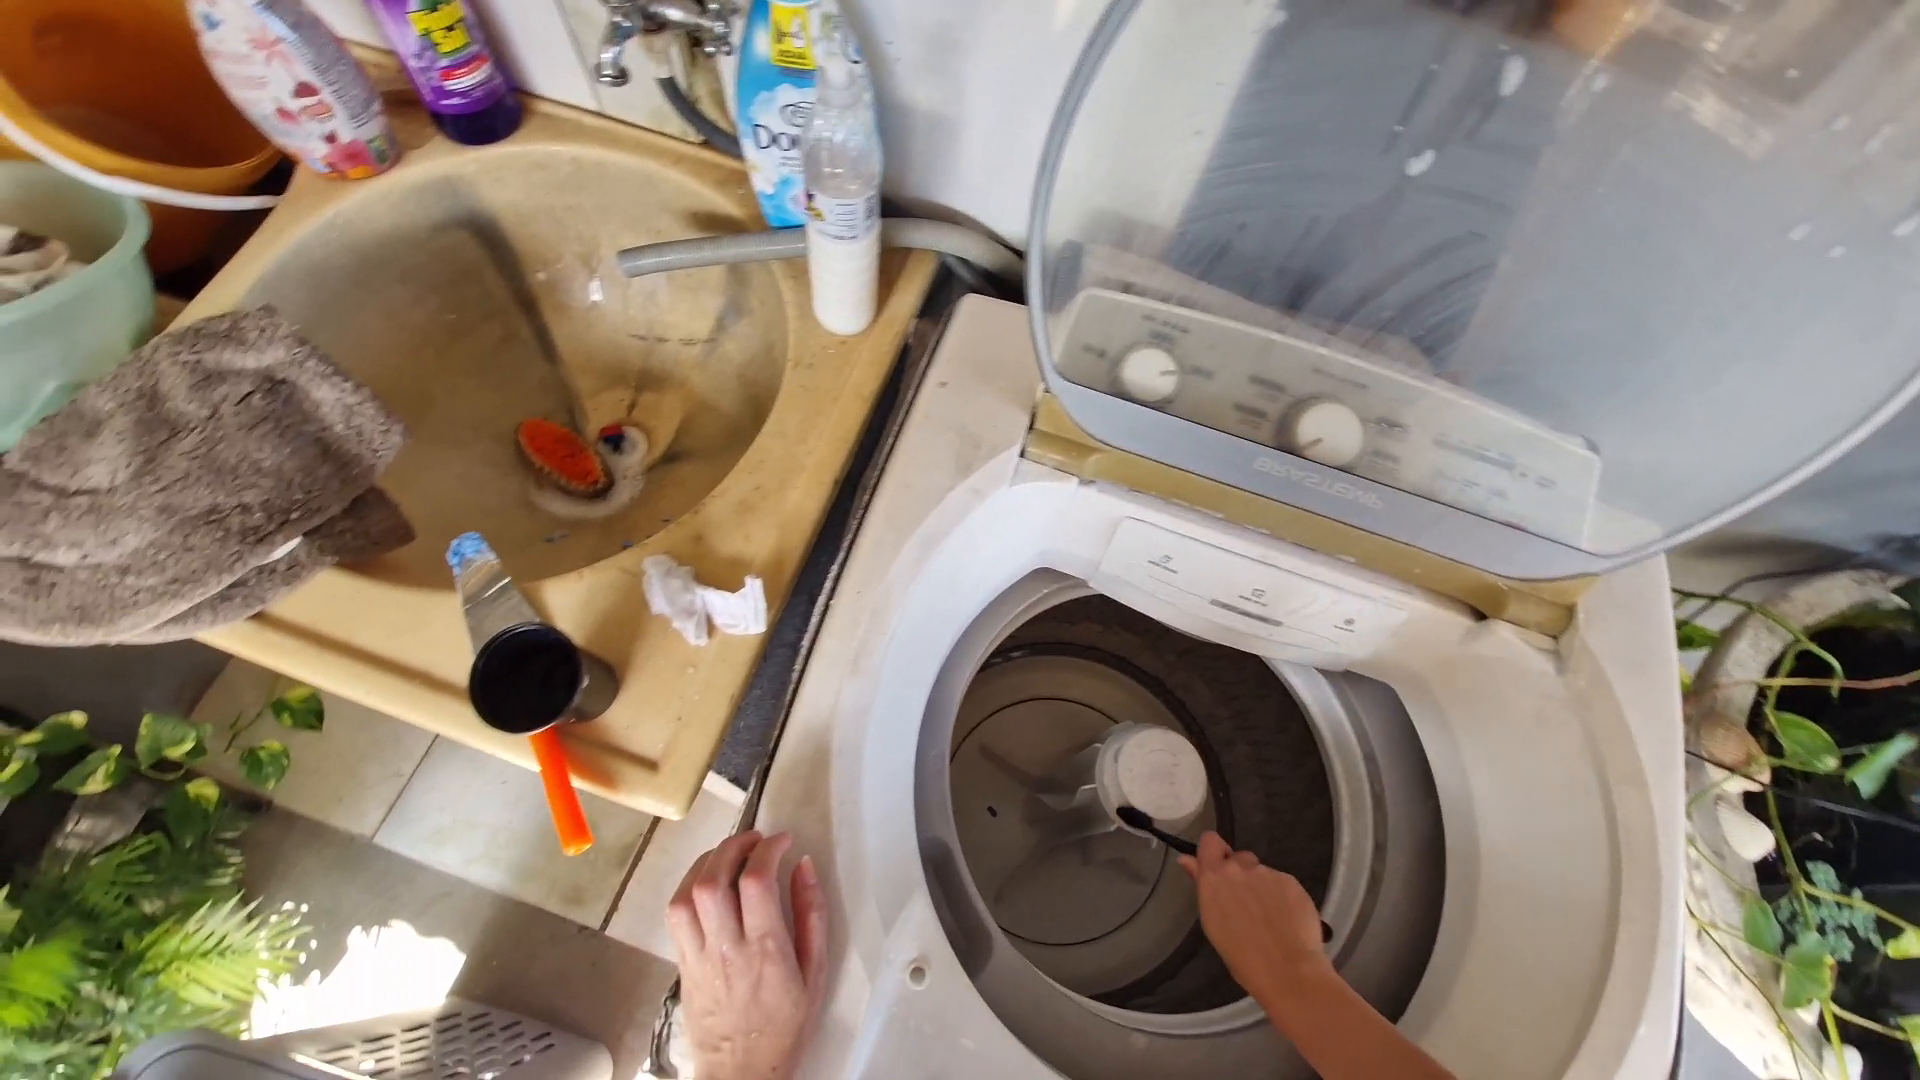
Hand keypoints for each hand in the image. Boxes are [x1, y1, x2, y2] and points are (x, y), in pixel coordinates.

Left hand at [667, 831, 827, 1079]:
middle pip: (715, 879)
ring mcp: (699, 955)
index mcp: (766, 950)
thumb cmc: (786, 1024)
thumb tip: (804, 866)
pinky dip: (690, 884)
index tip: (784, 840)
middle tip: (755, 839)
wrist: (741, 1074)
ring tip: (730, 852)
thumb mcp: (816, 971)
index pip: (757, 881)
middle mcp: (728, 948)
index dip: (769, 848)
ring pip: (688, 892)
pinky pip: (675, 912)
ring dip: (709, 860)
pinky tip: (708, 878)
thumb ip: (812, 914)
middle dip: (735, 845)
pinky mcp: (682, 962)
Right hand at [1179, 830, 1329, 1004]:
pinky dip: (1283, 897)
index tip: (1218, 869)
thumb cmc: (1241, 956)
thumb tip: (1187, 859)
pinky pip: (1283, 883)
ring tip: (1271, 917)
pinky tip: (1288, 920)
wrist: (1288, 972)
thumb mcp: (1212, 921)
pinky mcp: (1292, 882)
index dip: (1214, 852)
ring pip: (1262, 872)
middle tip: (1247, 904)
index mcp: (1214, 876)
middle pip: (1239, 858)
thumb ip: (1202, 885)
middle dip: (1241, 874)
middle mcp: (1239, 867)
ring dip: (1263, 886)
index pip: (1209, 841)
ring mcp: (1268, 873)